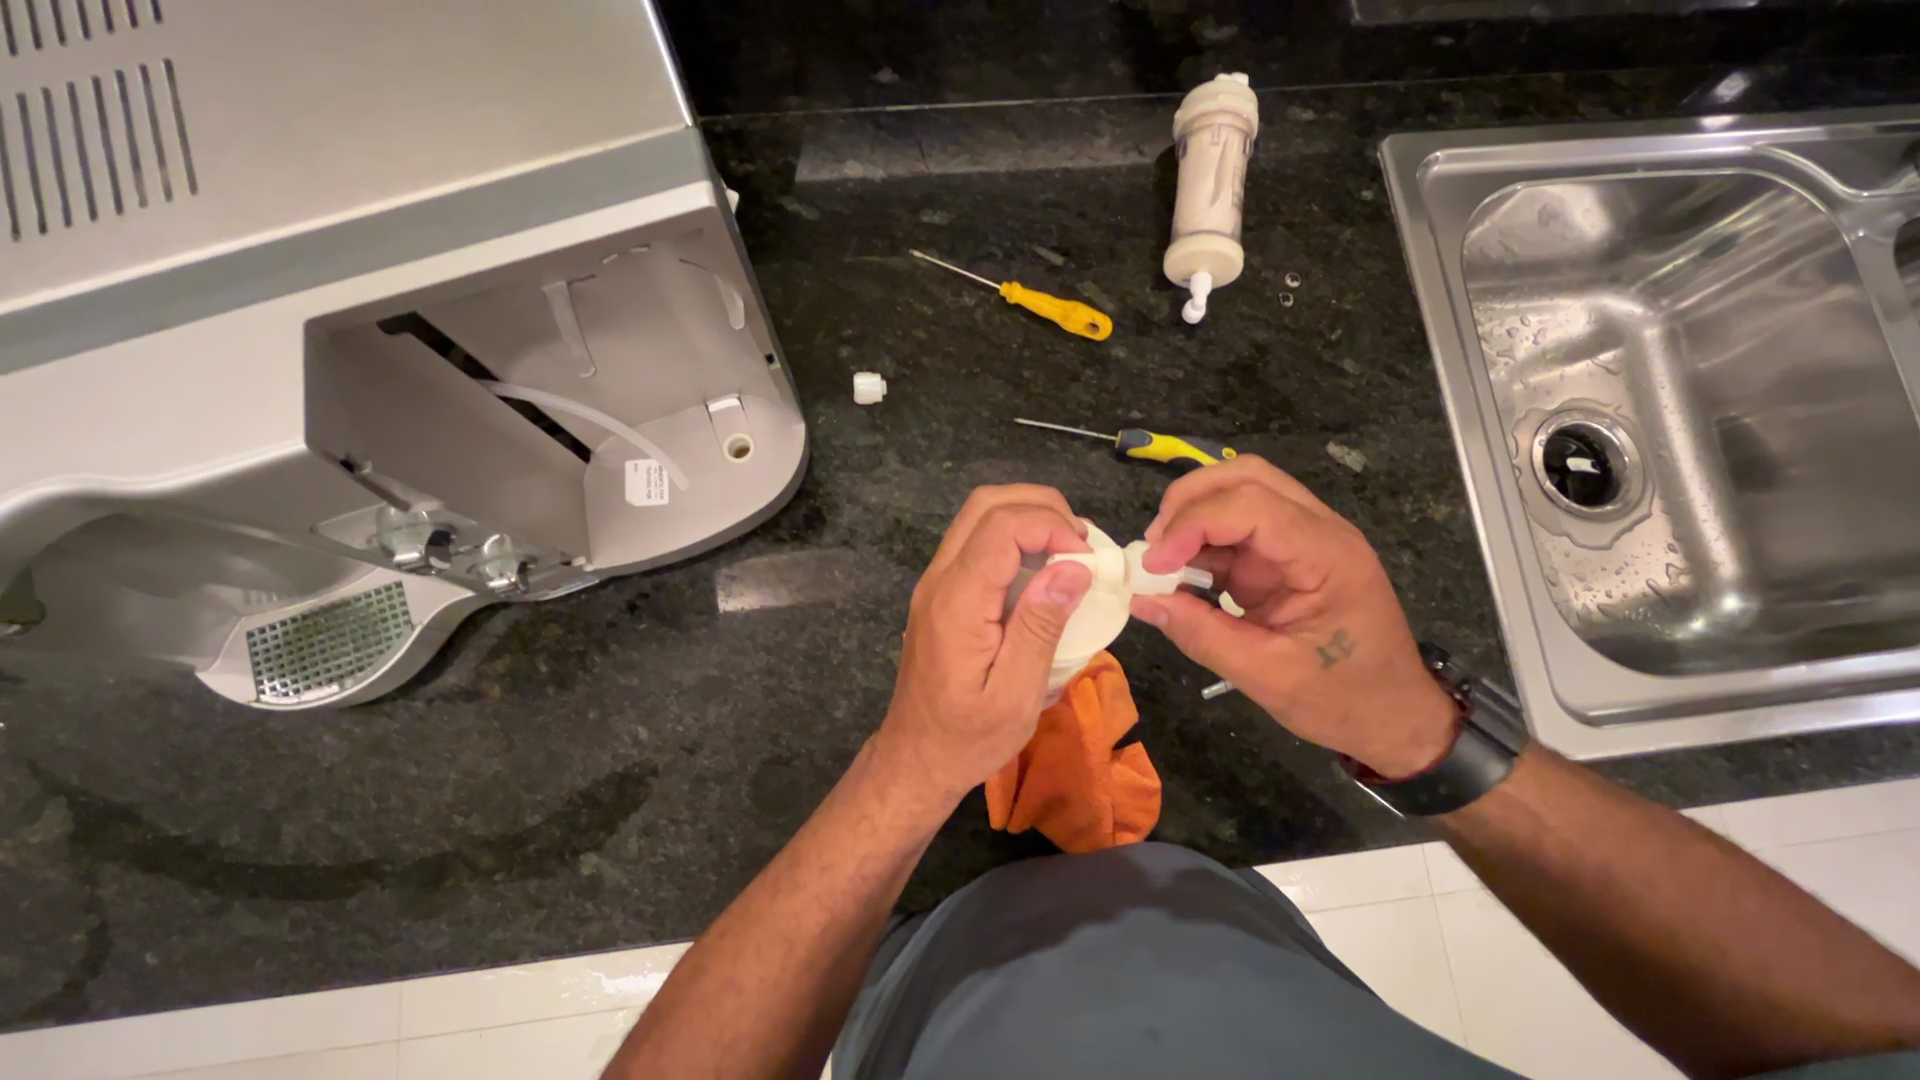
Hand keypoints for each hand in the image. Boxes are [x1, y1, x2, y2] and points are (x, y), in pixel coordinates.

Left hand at [876, 485, 1093, 800]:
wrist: (915, 758)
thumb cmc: (968, 738)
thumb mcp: (1016, 696)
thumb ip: (1041, 627)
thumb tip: (1074, 568)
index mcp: (957, 603)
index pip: (1001, 527)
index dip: (1050, 526)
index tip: (1087, 561)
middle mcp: (939, 580)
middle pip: (985, 504)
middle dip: (1041, 507)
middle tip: (1082, 544)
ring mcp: (935, 584)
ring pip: (977, 517)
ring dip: (1027, 517)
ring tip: (1069, 551)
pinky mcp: (941, 594)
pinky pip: (975, 542)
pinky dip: (1013, 537)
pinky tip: (1043, 567)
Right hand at [1128, 457, 1456, 777]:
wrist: (1394, 717)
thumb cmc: (1343, 700)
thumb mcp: (1267, 676)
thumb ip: (1202, 635)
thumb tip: (1143, 601)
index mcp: (1327, 556)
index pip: (1252, 506)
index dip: (1193, 524)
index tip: (1154, 565)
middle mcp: (1319, 532)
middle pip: (1247, 478)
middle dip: (1189, 502)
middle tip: (1154, 548)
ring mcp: (1302, 541)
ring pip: (1240, 493)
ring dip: (1193, 518)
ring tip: (1161, 561)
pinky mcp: (1285, 557)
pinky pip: (1237, 531)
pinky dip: (1202, 545)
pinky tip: (1180, 575)